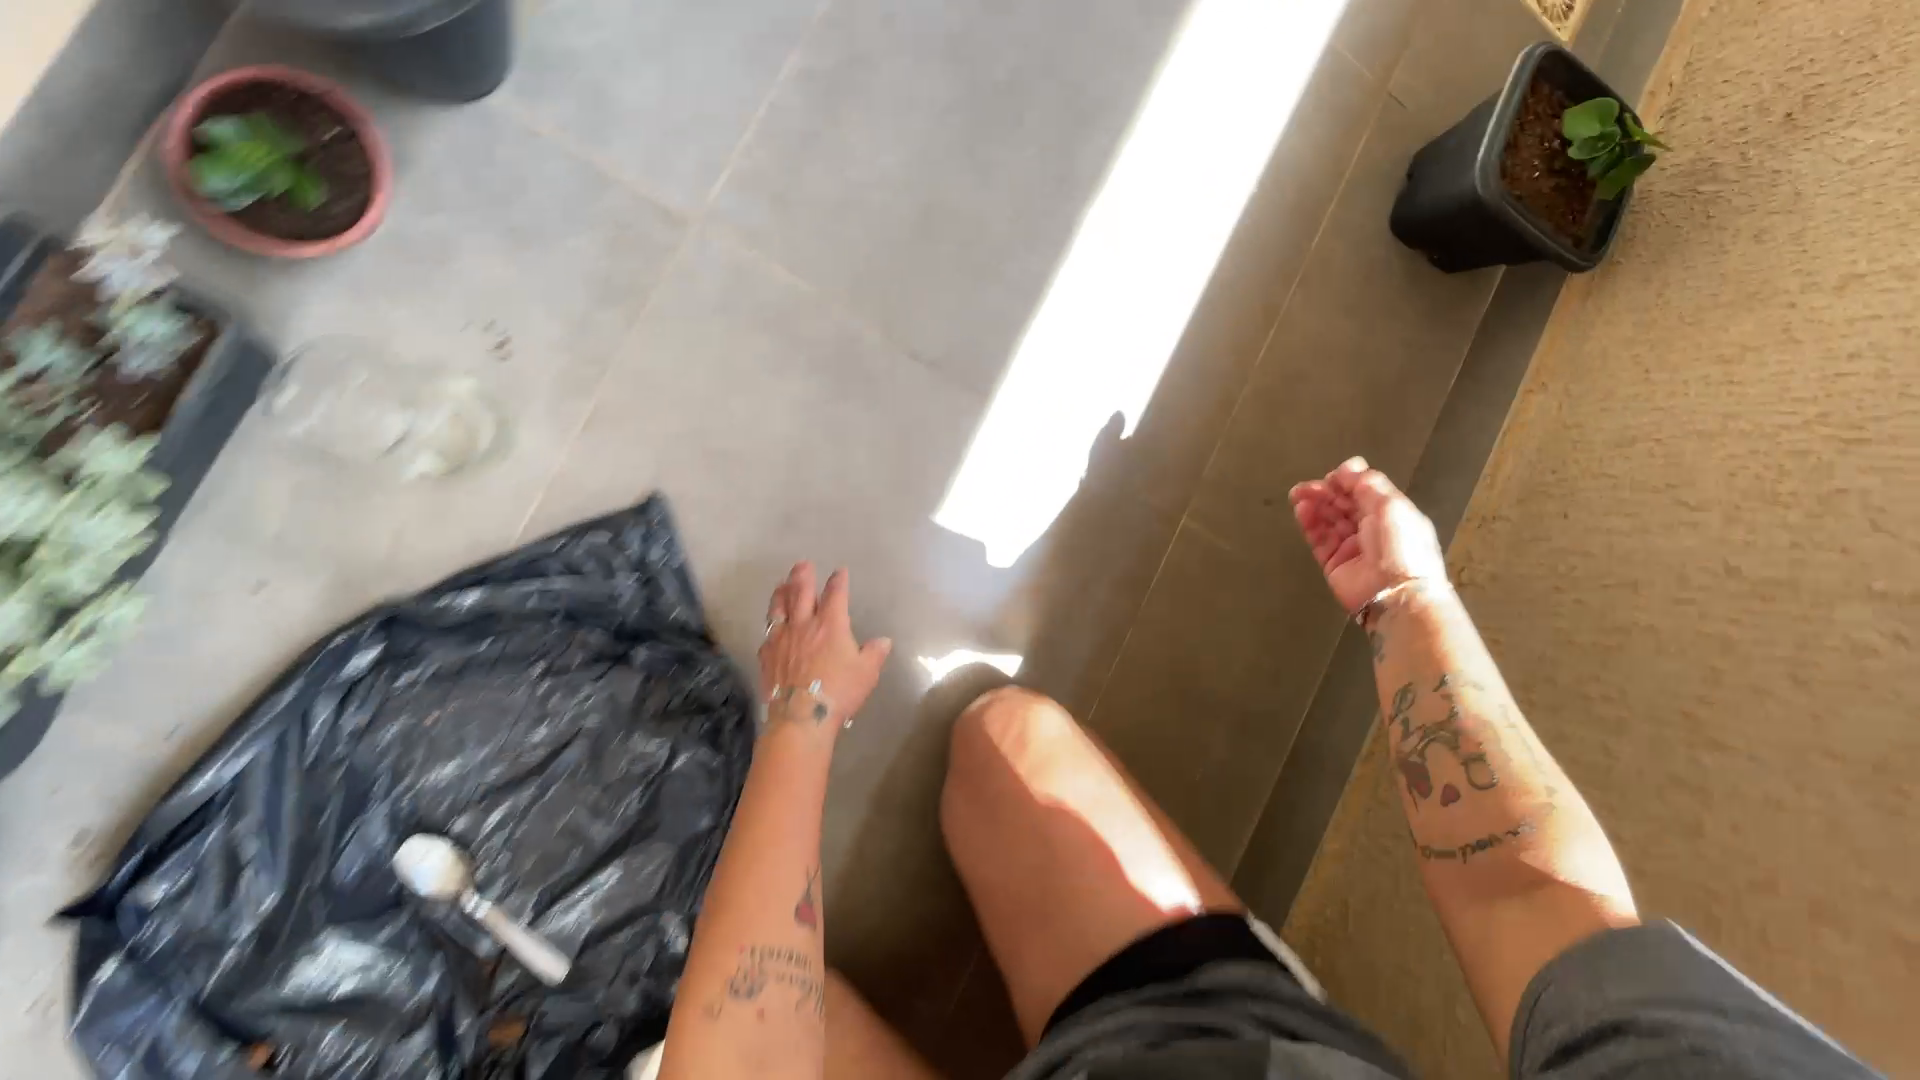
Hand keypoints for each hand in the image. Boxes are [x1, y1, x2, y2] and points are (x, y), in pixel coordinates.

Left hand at [760, 563, 891, 736]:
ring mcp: (781, 638)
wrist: (800, 715)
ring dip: (781, 593)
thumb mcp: (866, 673)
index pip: (836, 594)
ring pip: (779, 608)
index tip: (840, 572)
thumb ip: (874, 654)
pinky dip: (771, 625)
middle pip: (801, 592)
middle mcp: (804, 624)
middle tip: (803, 565)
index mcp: (831, 624)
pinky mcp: (766, 655)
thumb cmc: (838, 691)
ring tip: (781, 584)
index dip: (838, 581)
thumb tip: (883, 641)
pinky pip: (768, 634)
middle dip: (803, 576)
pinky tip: (771, 626)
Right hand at [1289, 457, 1446, 615]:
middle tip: (1305, 487)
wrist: (1395, 594)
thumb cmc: (1400, 546)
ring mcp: (1352, 546)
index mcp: (1391, 513)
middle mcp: (1371, 528)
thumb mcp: (1391, 506)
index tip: (1332, 476)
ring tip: (1298, 496)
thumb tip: (1348, 465)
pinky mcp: (1334, 563)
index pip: (1365, 491)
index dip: (1347, 481)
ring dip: (1315, 505)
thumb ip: (1367, 483)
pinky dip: (1310, 524)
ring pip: (1329, 520)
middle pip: (1344, 504)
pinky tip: (1301, 511)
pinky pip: (1319, 540)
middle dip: (1326, 492)